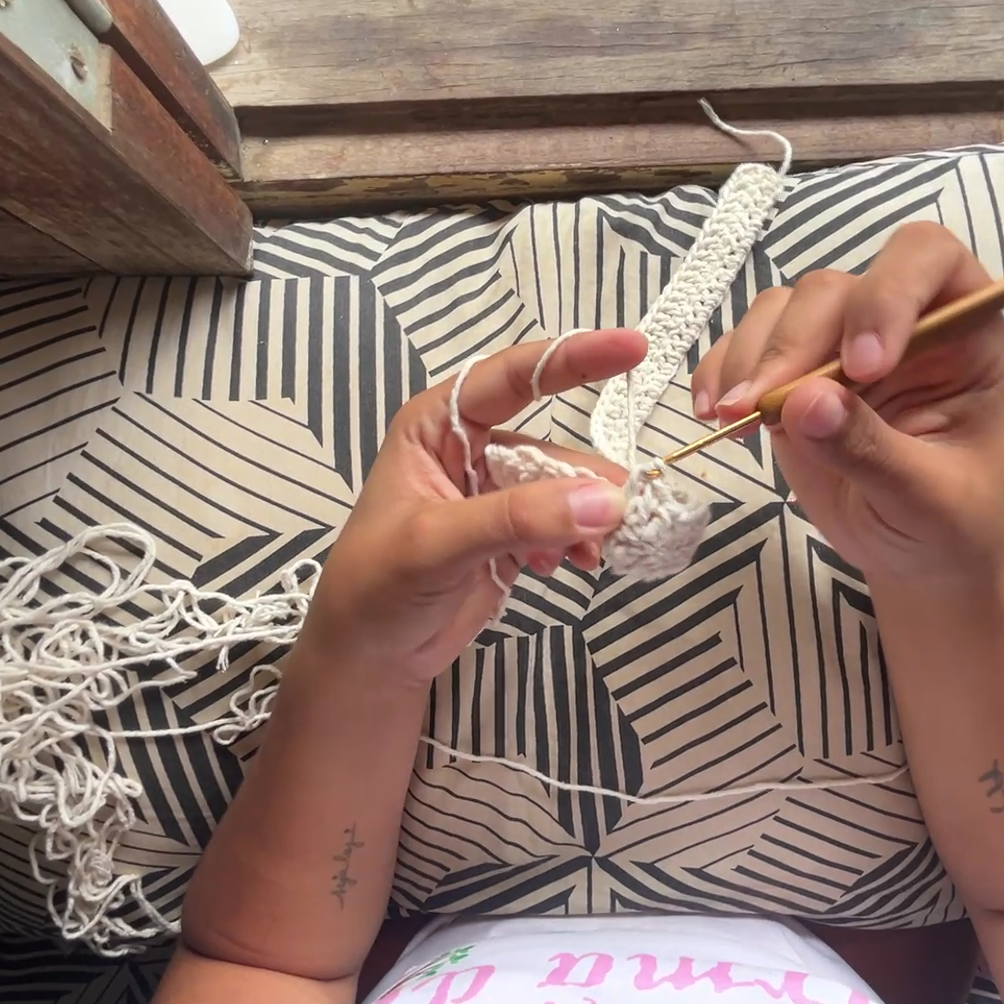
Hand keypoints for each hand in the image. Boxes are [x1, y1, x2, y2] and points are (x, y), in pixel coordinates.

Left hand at [302, 330, 645, 683]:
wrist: (369, 656)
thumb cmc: (376, 586)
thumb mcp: (436, 543)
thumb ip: (516, 518)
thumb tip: (606, 501)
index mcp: (437, 426)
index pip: (511, 377)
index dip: (572, 358)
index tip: (633, 347)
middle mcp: (470, 450)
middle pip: (549, 445)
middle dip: (588, 477)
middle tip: (628, 510)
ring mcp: (494, 495)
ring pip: (563, 490)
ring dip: (588, 518)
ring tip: (601, 550)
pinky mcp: (511, 537)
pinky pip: (562, 526)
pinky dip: (577, 542)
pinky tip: (578, 565)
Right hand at [690, 222, 1003, 578]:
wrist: (909, 551)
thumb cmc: (944, 523)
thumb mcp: (925, 498)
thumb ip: (871, 448)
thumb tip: (803, 401)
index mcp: (960, 335)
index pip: (927, 260)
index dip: (887, 296)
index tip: (862, 369)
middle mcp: (895, 326)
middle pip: (831, 291)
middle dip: (791, 347)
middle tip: (758, 408)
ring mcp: (835, 347)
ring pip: (779, 310)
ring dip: (747, 359)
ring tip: (731, 418)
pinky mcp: (788, 375)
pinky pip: (742, 346)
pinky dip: (717, 372)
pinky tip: (711, 413)